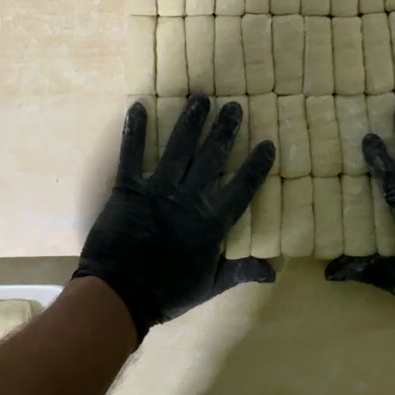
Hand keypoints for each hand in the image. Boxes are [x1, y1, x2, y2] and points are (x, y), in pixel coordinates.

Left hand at [73, 96, 277, 339]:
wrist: (119, 296)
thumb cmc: (167, 293)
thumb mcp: (211, 285)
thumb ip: (242, 271)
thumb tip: (275, 269)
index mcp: (210, 224)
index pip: (240, 189)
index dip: (255, 167)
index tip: (268, 143)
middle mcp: (188, 200)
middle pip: (211, 158)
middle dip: (224, 130)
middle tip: (234, 106)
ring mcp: (157, 191)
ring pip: (178, 149)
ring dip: (190, 122)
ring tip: (200, 98)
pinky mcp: (128, 188)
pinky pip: (132, 155)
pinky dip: (135, 131)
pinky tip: (138, 106)